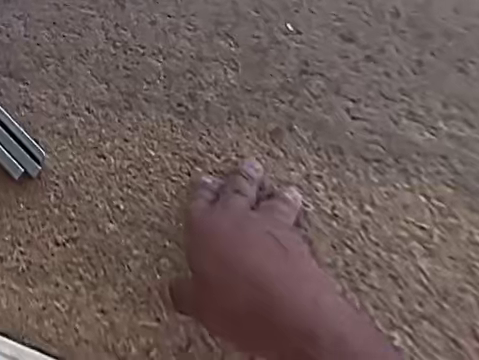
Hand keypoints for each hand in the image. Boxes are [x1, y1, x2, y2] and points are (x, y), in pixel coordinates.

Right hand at [170, 162, 399, 359]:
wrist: (293, 315)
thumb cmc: (239, 305)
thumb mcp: (202, 306)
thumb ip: (188, 293)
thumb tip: (174, 291)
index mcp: (204, 225)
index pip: (200, 200)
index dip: (203, 190)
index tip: (205, 179)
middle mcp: (235, 217)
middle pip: (237, 190)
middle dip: (241, 177)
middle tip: (248, 164)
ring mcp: (271, 227)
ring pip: (272, 202)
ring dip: (277, 195)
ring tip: (282, 187)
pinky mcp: (301, 244)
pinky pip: (299, 225)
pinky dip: (301, 220)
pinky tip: (304, 219)